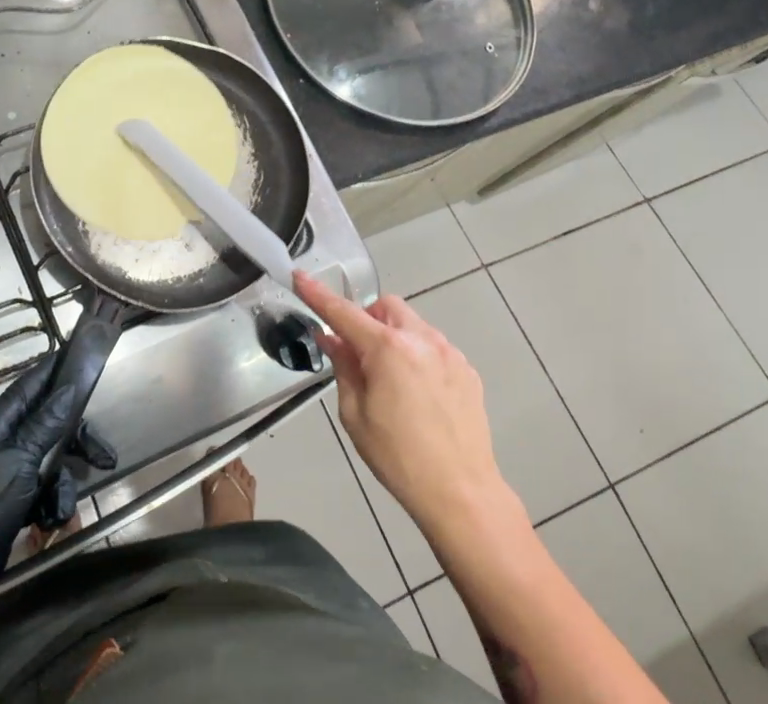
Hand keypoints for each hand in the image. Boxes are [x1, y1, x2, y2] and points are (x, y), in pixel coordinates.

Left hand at [0, 356, 82, 661]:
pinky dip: (49, 505)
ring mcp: (5, 467)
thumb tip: (69, 383)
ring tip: (58, 515)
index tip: (85, 354)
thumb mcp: (18, 462)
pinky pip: (42, 488)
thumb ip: (45, 423)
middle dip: (77, 444)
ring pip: (51, 460)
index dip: (58, 369)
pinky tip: (47, 525)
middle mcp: (0, 438)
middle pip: (51, 423)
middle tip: (106, 458)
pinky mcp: (11, 495)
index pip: (32, 382)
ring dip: (61, 487)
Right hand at [293, 271, 521, 534]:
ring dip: (393, 337)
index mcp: (389, 350)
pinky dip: (417, 356)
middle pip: (387, 307)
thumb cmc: (397, 457)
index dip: (318, 295)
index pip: (344, 313)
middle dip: (367, 319)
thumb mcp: (355, 414)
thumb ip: (344, 368)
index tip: (300, 276)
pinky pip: (434, 348)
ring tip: (389, 381)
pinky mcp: (468, 372)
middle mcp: (423, 341)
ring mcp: (451, 354)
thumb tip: (333, 339)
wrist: (460, 491)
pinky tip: (417, 395)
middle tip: (357, 354)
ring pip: (413, 326)